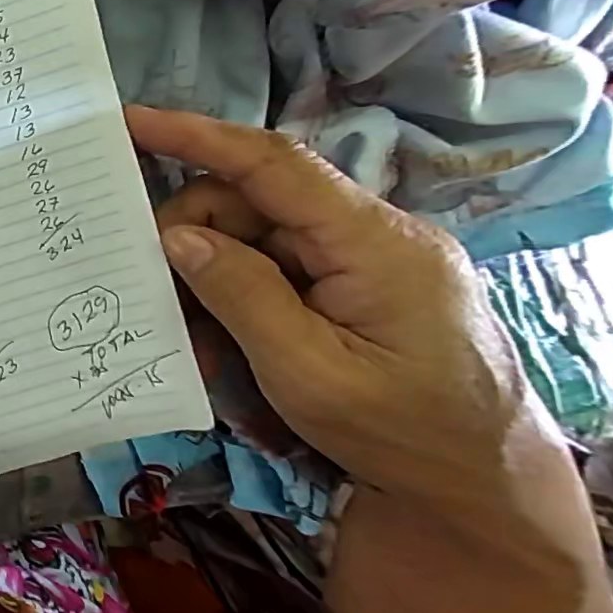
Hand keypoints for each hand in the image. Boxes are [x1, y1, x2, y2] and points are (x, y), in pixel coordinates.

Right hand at [126, 104, 547, 518]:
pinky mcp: (346, 283)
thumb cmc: (403, 435)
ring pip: (247, 237)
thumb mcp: (308, 372)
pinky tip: (219, 340)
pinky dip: (228, 296)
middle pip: (247, 204)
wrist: (480, 492)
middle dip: (190, 241)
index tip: (132, 119)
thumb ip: (241, 295)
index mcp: (375, 245)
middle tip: (156, 295)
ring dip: (206, 280)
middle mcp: (369, 236)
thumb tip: (178, 236)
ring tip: (196, 338)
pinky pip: (265, 267)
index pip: (274, 165)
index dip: (198, 136)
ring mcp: (358, 259)